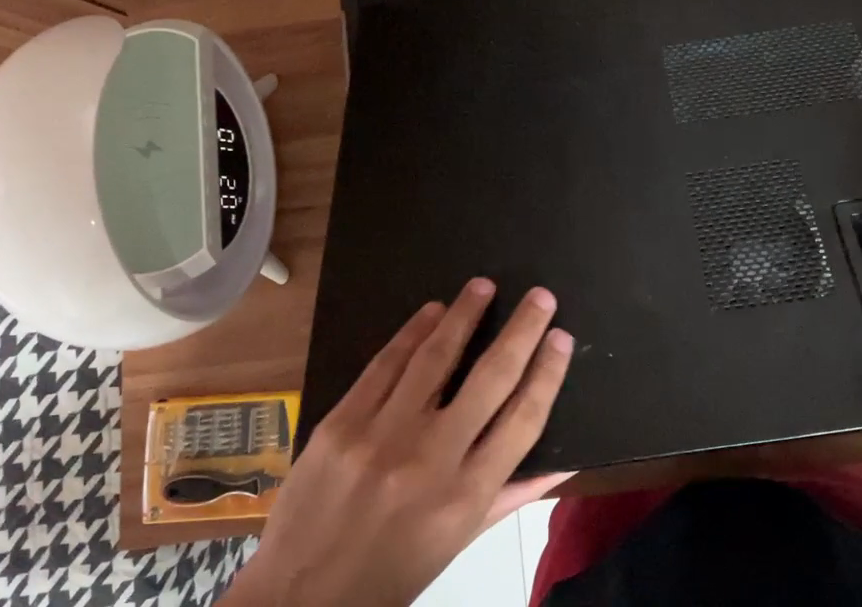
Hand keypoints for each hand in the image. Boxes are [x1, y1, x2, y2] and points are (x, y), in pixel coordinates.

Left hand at [223, 279, 574, 606]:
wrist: (298, 596)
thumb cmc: (388, 575)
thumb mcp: (456, 543)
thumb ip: (508, 496)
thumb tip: (561, 464)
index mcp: (466, 495)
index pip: (523, 419)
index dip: (548, 373)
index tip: (563, 339)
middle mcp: (431, 459)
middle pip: (490, 378)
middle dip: (521, 331)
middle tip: (540, 297)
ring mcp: (382, 436)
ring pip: (436, 359)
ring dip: (464, 315)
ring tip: (484, 285)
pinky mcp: (341, 423)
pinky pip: (384, 365)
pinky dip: (411, 333)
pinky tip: (432, 311)